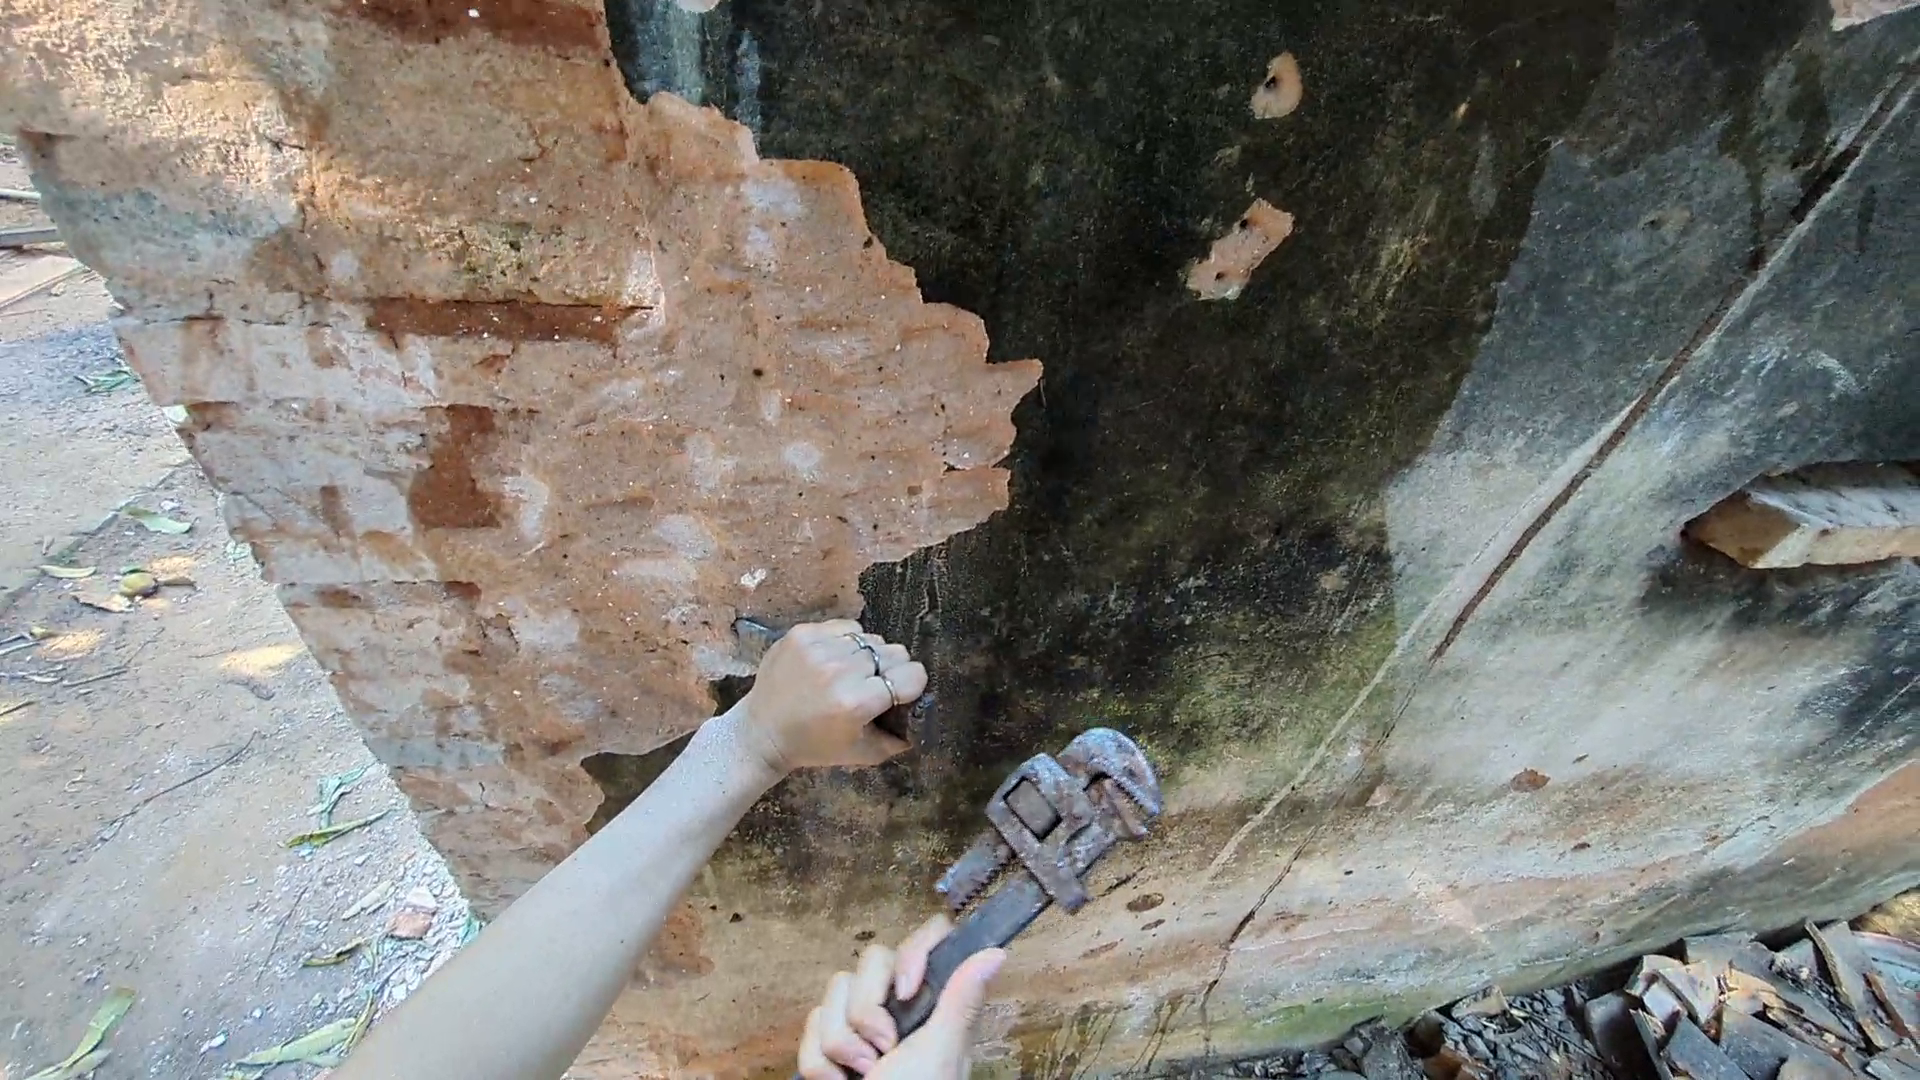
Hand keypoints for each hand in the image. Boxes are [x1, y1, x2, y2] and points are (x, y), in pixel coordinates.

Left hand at [736, 620, 924, 771]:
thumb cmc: (813, 746)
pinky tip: (834, 659)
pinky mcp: (802, 634)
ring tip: (851, 672)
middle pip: (894, 652)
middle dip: (890, 669)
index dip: (912, 683)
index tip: (901, 691)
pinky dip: (846, 641)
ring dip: (867, 655)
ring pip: (870, 638)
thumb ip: (897, 740)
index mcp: (856, 703)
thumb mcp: (861, 753)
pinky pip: (845, 627)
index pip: (911, 675)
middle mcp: (840, 671)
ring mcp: (819, 648)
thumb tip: (922, 722)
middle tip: (873, 684)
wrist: (761, 732)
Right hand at [798, 916, 1004, 1079]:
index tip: (906, 991)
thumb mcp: (941, 1055)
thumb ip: (961, 1001)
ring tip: (864, 1074)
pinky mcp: (829, 1039)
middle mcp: (896, 1000)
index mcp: (931, 997)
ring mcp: (860, 1019)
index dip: (912, 951)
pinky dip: (820, 1062)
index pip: (926, 936)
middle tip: (884, 1051)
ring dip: (843, 1043)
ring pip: (836, 988)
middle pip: (871, 959)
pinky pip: (811, 1022)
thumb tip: (997, 951)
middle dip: (867, 1012)